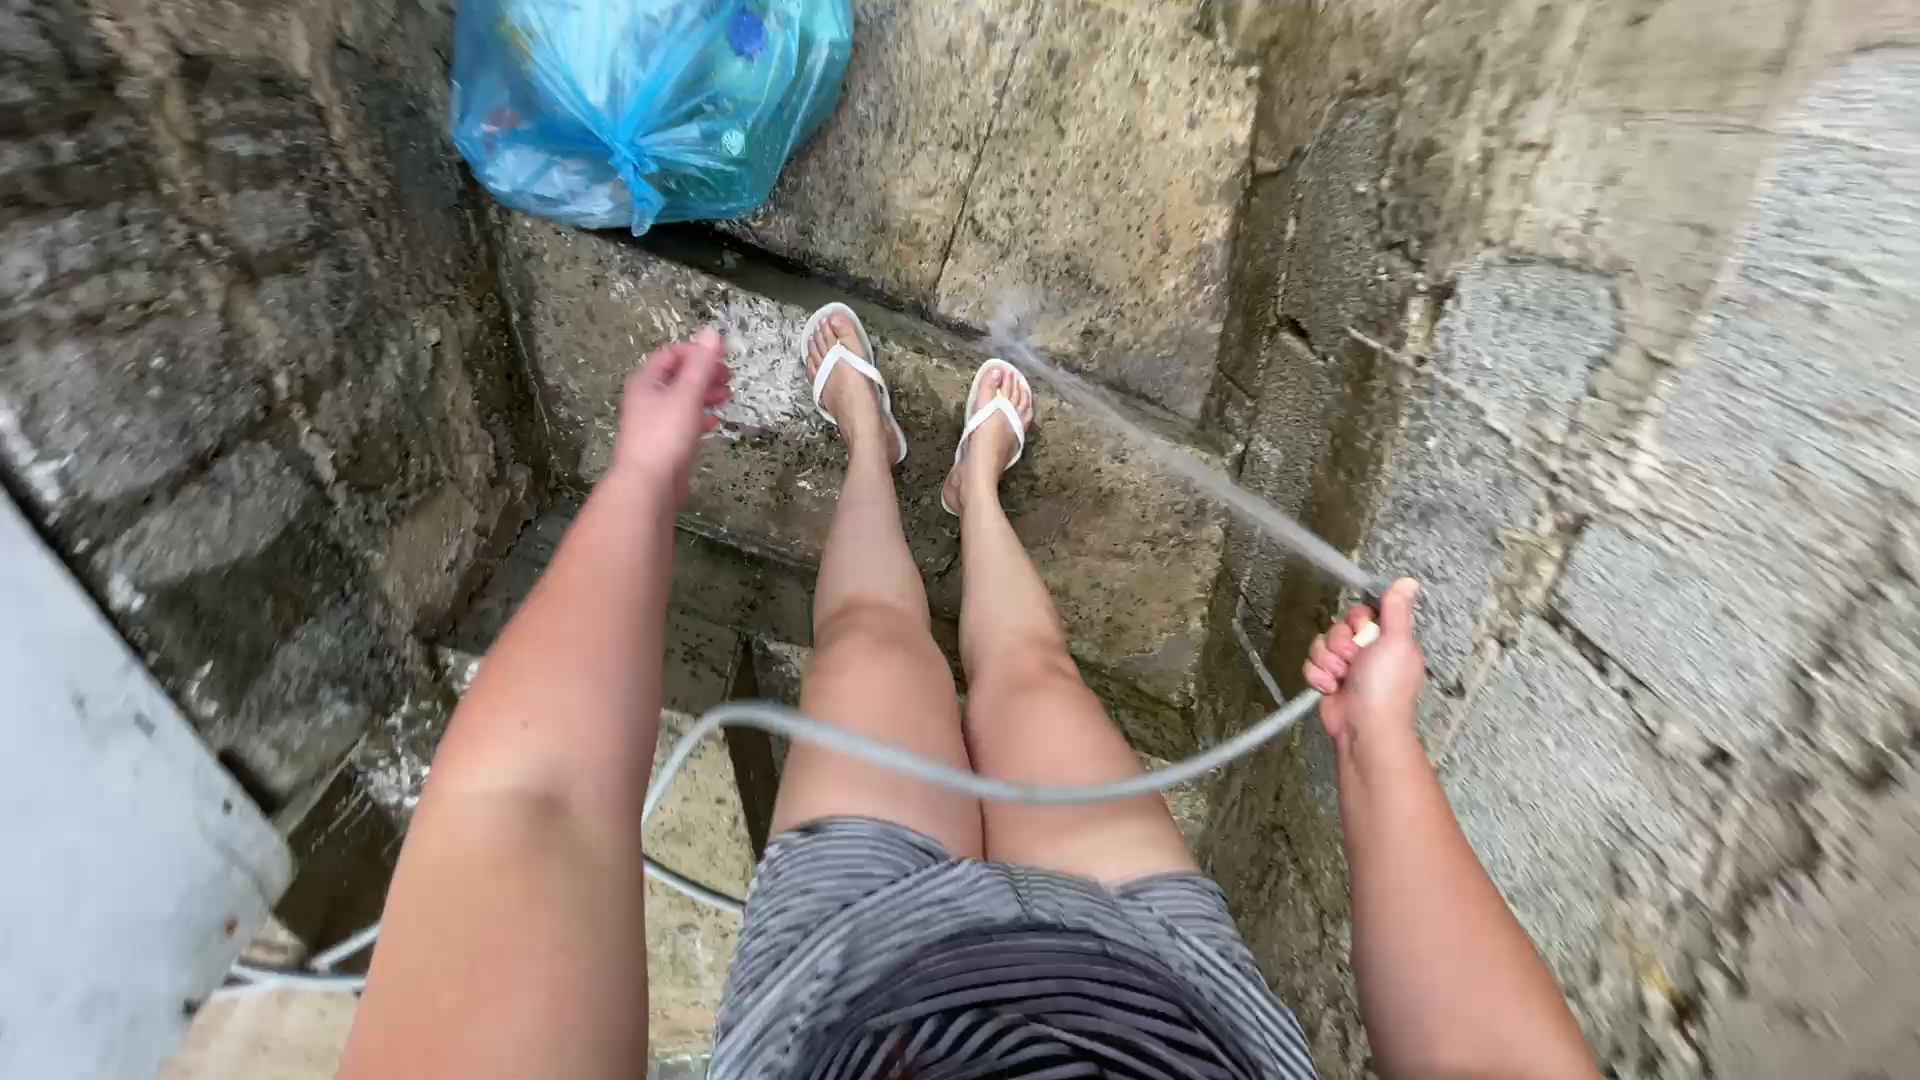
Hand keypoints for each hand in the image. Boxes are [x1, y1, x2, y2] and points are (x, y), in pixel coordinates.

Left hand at [612, 327, 731, 505]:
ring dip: (705, 394)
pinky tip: (715, 421)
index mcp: (647, 380)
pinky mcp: (665, 441)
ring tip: (728, 397)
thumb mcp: (687, 395)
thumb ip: (701, 364)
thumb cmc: (665, 435)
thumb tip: (712, 331)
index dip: (696, 352)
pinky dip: (700, 416)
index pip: (672, 354)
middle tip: (729, 378)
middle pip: (678, 375)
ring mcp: (655, 420)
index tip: (722, 359)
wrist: (649, 483)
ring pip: (682, 398)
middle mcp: (647, 397)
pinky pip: (684, 420)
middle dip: (704, 373)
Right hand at [1304, 578, 1424, 751]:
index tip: (1361, 631)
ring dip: (1327, 662)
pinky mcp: (1327, 681)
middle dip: (1339, 644)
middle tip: (1353, 660)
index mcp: (1388, 641)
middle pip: (1337, 629)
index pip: (1361, 614)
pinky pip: (1310, 665)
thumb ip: (1396, 610)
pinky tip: (1331, 687)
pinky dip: (1318, 676)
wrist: (1364, 726)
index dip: (1355, 621)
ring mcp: (1346, 668)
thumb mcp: (1396, 642)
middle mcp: (1367, 653)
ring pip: (1320, 646)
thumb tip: (1407, 582)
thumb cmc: (1385, 686)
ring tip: (1341, 677)